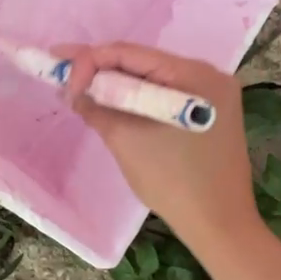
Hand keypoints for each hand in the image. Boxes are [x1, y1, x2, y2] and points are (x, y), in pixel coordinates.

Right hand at [57, 43, 258, 247]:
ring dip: (114, 83)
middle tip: (60, 71)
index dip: (87, 62)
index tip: (60, 79)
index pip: (127, 53)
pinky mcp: (207, 110)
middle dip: (98, 69)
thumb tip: (71, 90)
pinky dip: (134, 96)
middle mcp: (207, 73)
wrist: (219, 226)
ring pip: (149, 77)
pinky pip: (161, 93)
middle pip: (139, 62)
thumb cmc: (172, 181)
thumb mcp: (124, 138)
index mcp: (192, 75)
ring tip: (79, 87)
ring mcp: (211, 93)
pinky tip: (109, 100)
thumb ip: (94, 105)